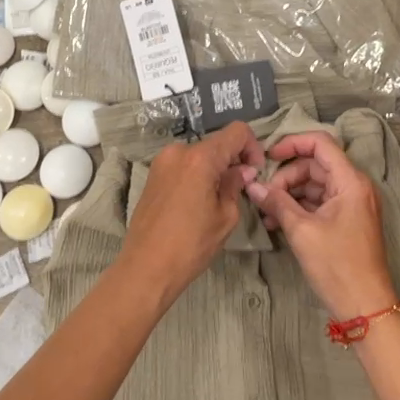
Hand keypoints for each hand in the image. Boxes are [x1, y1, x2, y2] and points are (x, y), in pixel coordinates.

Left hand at [119, 122, 263, 299]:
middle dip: (233, 160)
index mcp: (200, 158)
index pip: (237, 131)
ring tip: (218, 198)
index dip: (252, 147)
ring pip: (199, 154)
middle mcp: (178, 151)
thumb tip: (242, 171)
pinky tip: (198, 201)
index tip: (254, 172)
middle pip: (217, 143)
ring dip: (215, 168)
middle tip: (241, 188)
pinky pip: (183, 165)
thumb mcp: (226, 216)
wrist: (145, 268)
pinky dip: (197, 174)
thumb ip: (235, 185)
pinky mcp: (153, 175)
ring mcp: (162, 162)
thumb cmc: (191, 245)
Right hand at [246, 131, 397, 318]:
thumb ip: (277, 203)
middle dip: (286, 177)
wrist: (366, 308)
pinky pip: (319, 203)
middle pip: (315, 166)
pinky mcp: (347, 221)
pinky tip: (277, 222)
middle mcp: (355, 186)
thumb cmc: (337, 266)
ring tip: (266, 213)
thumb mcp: (302, 232)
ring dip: (289, 194)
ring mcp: (352, 204)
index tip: (267, 156)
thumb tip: (252, 186)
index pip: (321, 144)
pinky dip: (299, 208)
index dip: (292, 143)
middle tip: (264, 197)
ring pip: (315, 185)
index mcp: (351, 181)